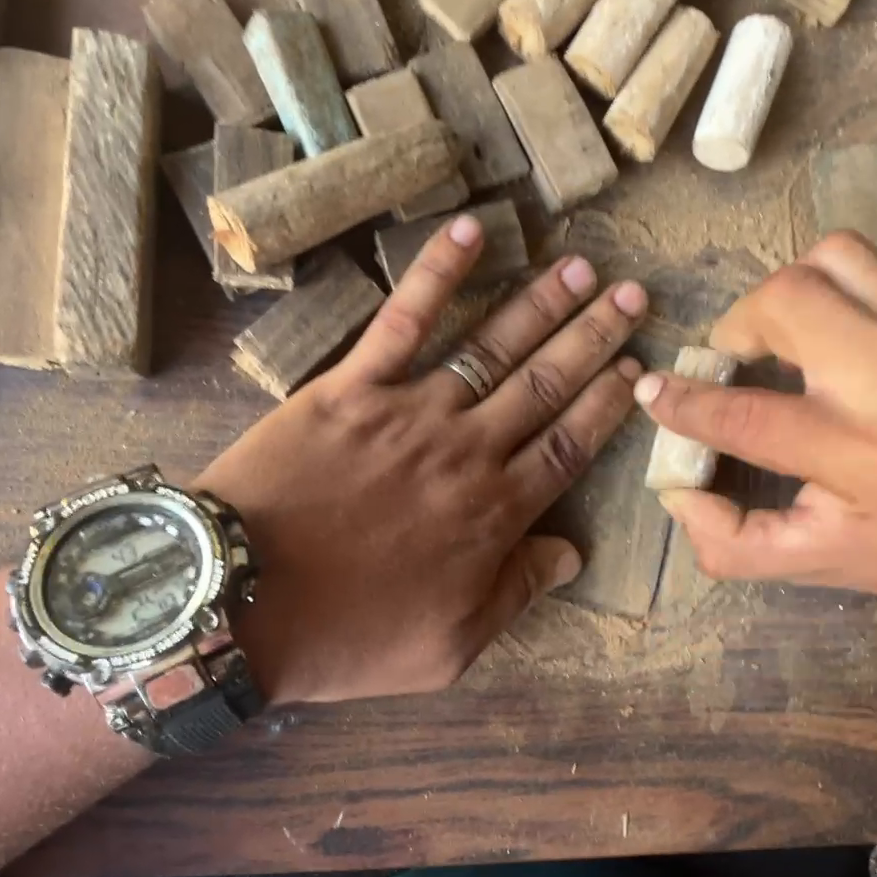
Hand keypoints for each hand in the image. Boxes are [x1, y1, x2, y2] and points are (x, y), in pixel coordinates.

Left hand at [197, 216, 646, 703]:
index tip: (635, 370)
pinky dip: (438, 272)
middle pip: (545, 385)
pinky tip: (470, 230)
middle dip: (593, 339)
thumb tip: (571, 553)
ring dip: (541, 304)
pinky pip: (403, 320)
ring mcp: (410, 412)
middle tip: (631, 295)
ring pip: (492, 347)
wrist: (242, 604)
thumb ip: (516, 593)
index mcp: (494, 513)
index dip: (605, 406)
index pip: (569, 447)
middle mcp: (466, 451)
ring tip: (580, 268)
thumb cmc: (348, 634)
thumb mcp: (450, 646)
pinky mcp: (352, 387)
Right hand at [632, 232, 876, 616]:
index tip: (653, 393)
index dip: (687, 403)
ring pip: (825, 262)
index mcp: (868, 460)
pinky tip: (813, 329)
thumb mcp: (813, 566)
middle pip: (788, 303)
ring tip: (771, 343)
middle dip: (734, 330)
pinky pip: (861, 262)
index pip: (751, 416)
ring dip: (776, 296)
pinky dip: (817, 281)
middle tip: (727, 367)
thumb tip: (675, 488)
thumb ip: (729, 539)